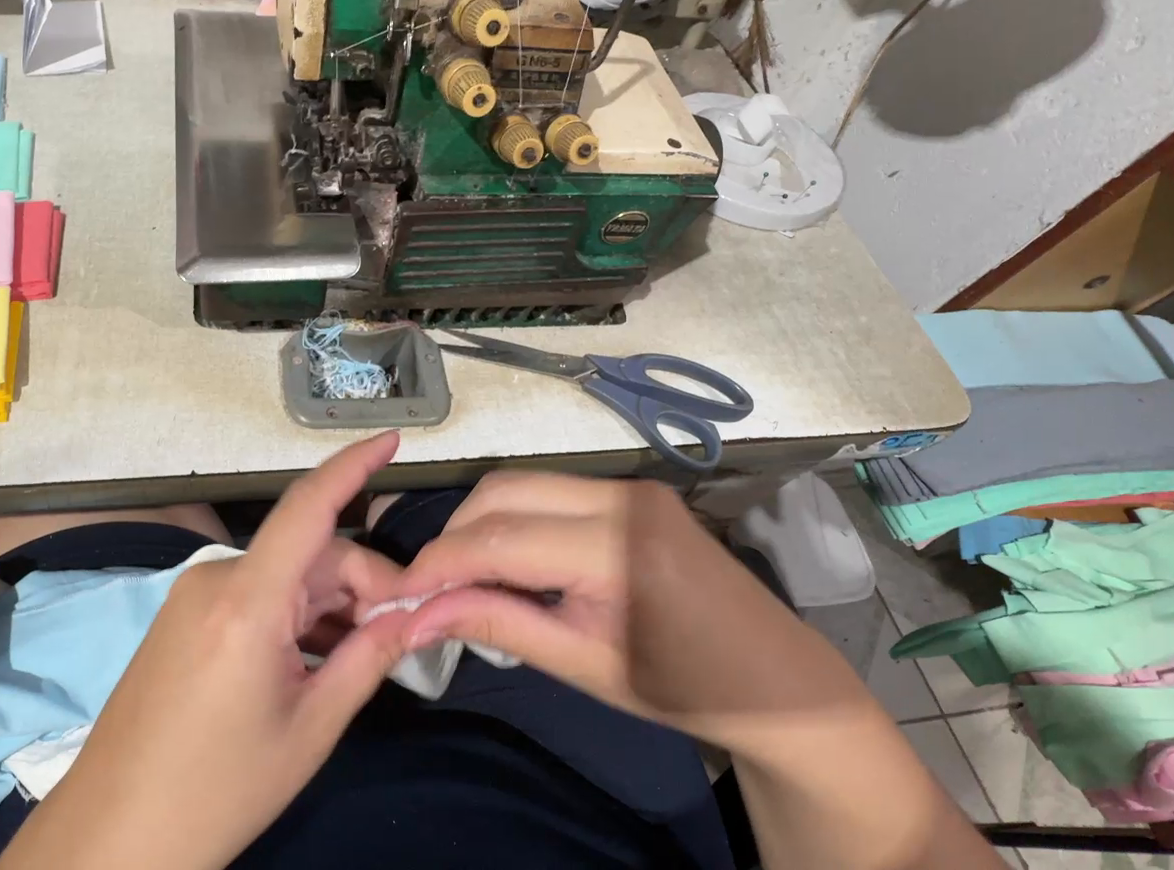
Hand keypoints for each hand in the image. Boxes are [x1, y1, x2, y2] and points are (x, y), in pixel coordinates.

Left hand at [1, 432, 414, 869]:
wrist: (116, 832)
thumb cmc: (220, 789)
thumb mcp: (311, 726)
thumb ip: (369, 659)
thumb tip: (415, 614)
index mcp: (247, 600)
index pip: (308, 507)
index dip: (352, 466)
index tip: (393, 439)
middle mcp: (216, 579)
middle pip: (310, 554)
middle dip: (362, 584)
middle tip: (399, 634)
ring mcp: (195, 595)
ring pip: (286, 576)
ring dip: (330, 604)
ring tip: (359, 657)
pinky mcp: (185, 615)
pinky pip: (257, 594)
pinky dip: (296, 614)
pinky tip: (316, 657)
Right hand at [394, 471, 663, 719]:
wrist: (774, 680)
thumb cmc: (684, 688)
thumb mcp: (584, 666)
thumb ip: (499, 625)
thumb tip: (418, 616)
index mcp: (618, 549)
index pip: (500, 539)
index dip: (440, 563)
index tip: (399, 595)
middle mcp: (622, 499)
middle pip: (504, 493)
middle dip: (454, 536)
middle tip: (430, 589)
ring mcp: (630, 489)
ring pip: (523, 484)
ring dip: (481, 523)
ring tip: (465, 578)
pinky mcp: (632, 492)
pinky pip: (551, 491)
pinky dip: (514, 519)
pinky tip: (509, 561)